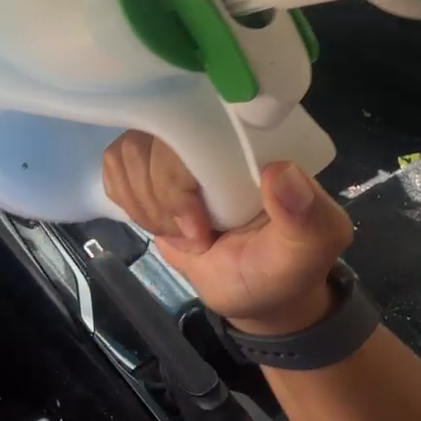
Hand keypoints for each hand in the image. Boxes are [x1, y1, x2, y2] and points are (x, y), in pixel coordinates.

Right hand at [102, 131, 352, 334]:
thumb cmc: (279, 269)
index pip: (186, 128)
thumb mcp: (306, 253)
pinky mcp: (143, 166)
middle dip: (160, 204)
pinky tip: (155, 220)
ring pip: (124, 155)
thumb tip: (281, 170)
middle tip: (194, 239)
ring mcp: (169, 148)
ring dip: (144, 206)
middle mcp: (203, 133)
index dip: (176, 180)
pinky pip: (112, 167)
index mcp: (246, 140)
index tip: (198, 230)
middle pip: (145, 145)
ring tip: (177, 232)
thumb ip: (308, 219)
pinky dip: (128, 201)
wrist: (249, 292)